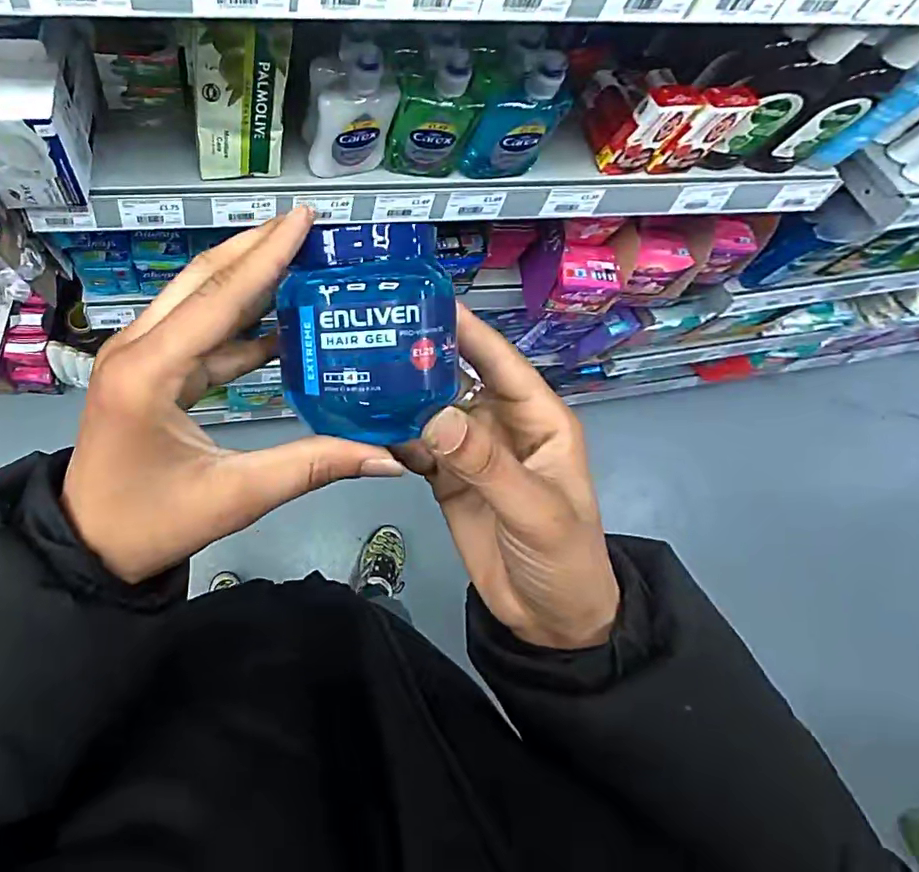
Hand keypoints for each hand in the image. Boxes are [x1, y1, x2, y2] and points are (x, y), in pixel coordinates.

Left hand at [63, 207, 405, 583]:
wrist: (87, 543)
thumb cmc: (149, 523)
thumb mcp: (233, 496)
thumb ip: (311, 467)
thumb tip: (384, 458)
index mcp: (147, 371)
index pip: (219, 298)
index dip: (266, 256)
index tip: (303, 218)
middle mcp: (136, 349)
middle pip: (201, 281)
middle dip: (255, 248)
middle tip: (306, 225)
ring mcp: (136, 356)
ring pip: (197, 301)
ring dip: (246, 280)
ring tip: (298, 260)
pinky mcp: (145, 370)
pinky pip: (196, 334)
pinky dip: (236, 324)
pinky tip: (277, 324)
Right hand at [395, 306, 618, 648]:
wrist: (549, 620)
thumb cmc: (563, 557)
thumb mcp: (534, 510)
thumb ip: (485, 464)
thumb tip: (432, 414)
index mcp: (536, 419)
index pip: (501, 363)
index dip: (469, 330)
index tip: (427, 299)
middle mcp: (499, 424)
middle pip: (456, 379)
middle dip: (421, 355)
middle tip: (372, 331)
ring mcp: (469, 450)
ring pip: (429, 409)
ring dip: (399, 394)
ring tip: (355, 369)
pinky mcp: (445, 476)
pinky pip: (414, 445)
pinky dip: (391, 434)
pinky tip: (361, 420)